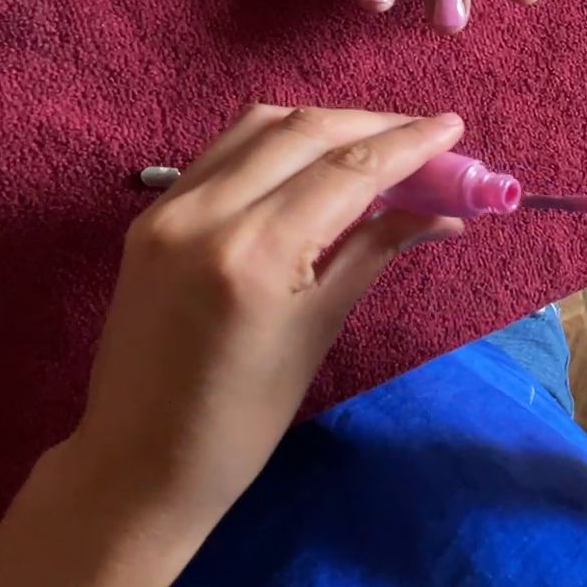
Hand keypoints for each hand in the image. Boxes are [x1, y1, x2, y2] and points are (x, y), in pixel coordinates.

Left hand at [77, 105, 464, 520]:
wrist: (134, 462)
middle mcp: (206, 211)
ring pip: (261, 125)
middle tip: (422, 140)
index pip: (346, 171)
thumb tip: (443, 213)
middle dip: (373, 126)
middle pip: (305, 131)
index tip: (452, 127)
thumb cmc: (243, 419)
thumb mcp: (319, 330)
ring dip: (325, 124)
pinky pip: (227, 149)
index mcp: (255, 253)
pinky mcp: (152, 212)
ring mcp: (170, 205)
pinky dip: (279, 140)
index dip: (407, 144)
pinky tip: (310, 160)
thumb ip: (376, 250)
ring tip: (372, 145)